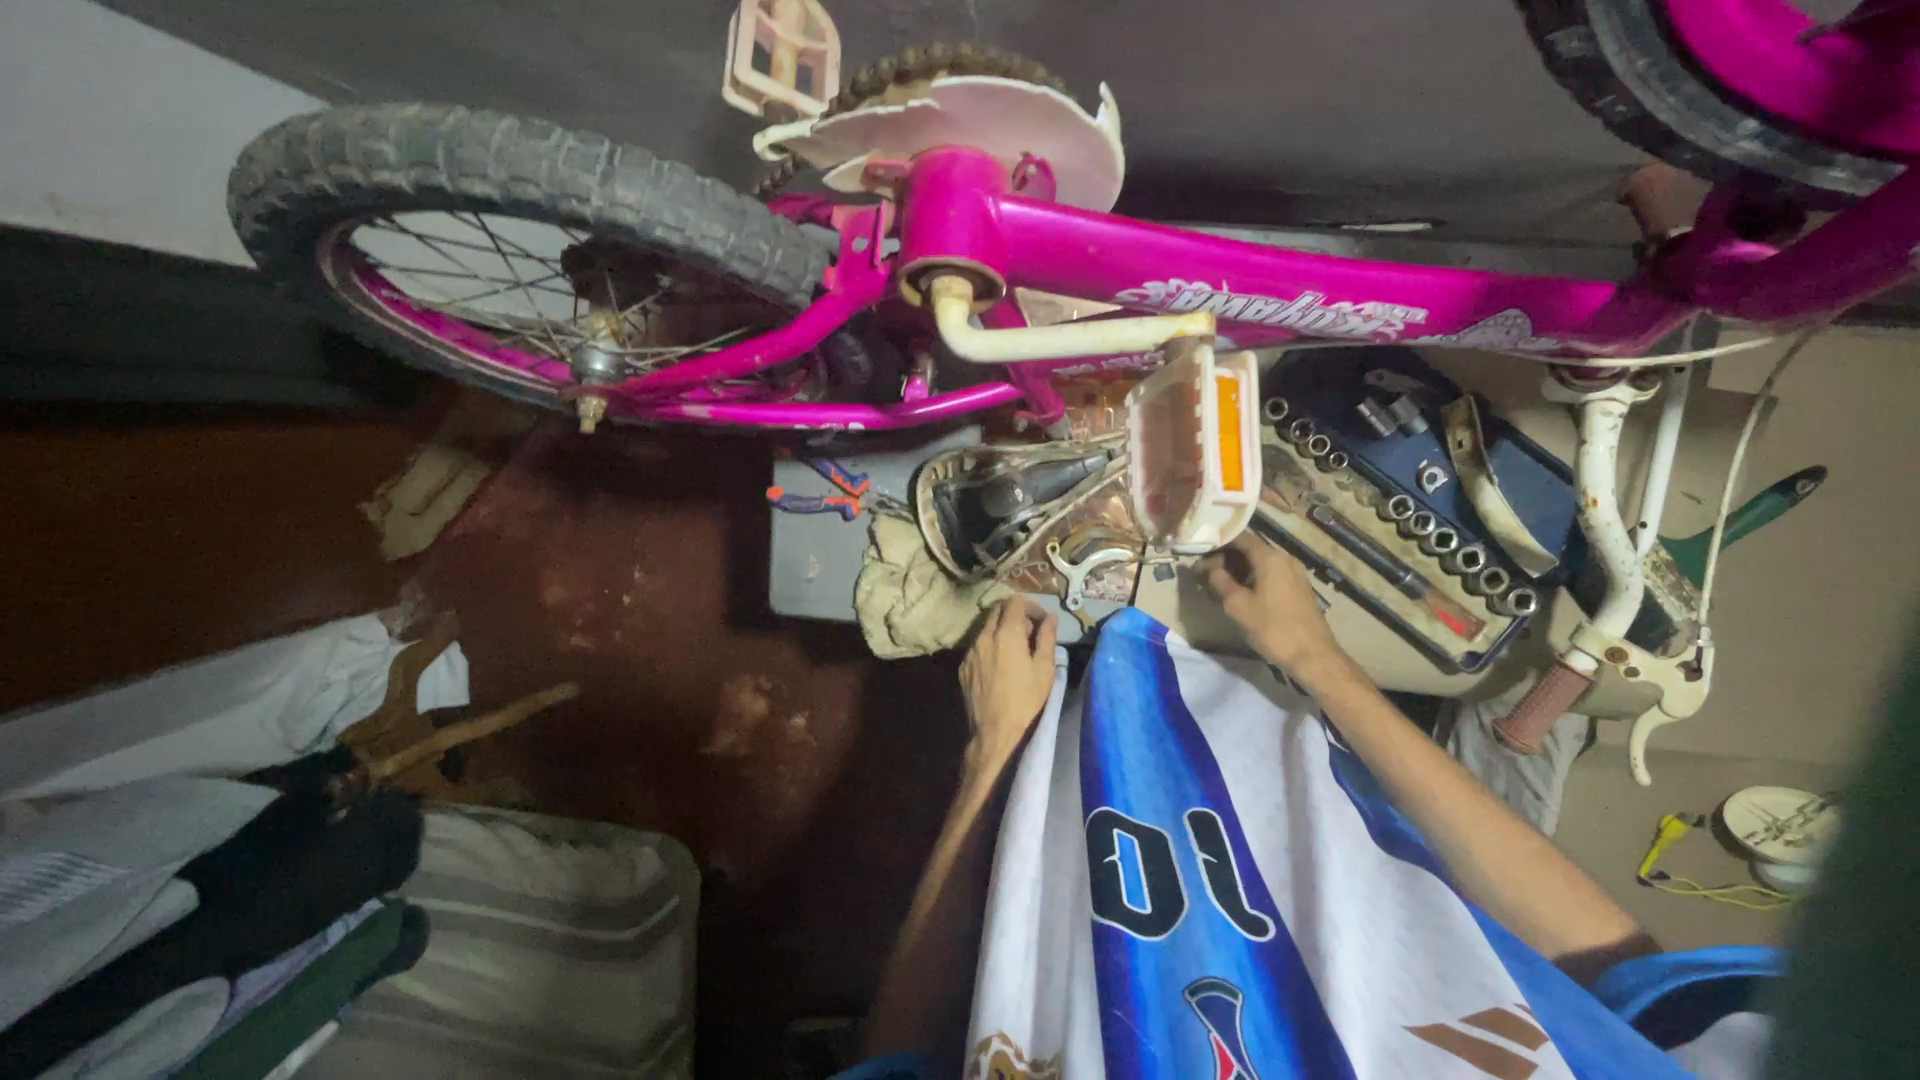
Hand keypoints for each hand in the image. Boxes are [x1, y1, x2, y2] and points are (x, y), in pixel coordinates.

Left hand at [959, 597, 1057, 763]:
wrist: (994, 731)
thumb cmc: (1026, 700)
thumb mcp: (1044, 669)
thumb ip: (1047, 637)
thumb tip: (1050, 618)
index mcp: (1006, 633)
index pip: (1014, 601)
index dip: (1031, 605)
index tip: (1041, 620)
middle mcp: (983, 636)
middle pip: (997, 611)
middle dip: (1015, 615)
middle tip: (1030, 633)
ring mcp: (970, 651)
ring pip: (985, 628)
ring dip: (1001, 630)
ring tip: (1016, 650)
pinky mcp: (963, 666)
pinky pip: (977, 646)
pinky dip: (990, 646)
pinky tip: (1000, 665)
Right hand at [1202, 532, 1344, 674]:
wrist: (1313, 655)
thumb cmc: (1273, 628)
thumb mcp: (1238, 606)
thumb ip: (1220, 582)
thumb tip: (1209, 568)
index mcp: (1269, 558)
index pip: (1240, 537)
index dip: (1218, 542)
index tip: (1201, 552)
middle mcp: (1285, 559)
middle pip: (1251, 549)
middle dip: (1227, 559)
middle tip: (1206, 574)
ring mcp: (1295, 573)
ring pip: (1262, 563)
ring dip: (1240, 570)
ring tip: (1221, 585)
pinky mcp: (1300, 587)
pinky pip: (1272, 574)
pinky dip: (1255, 578)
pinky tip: (1244, 594)